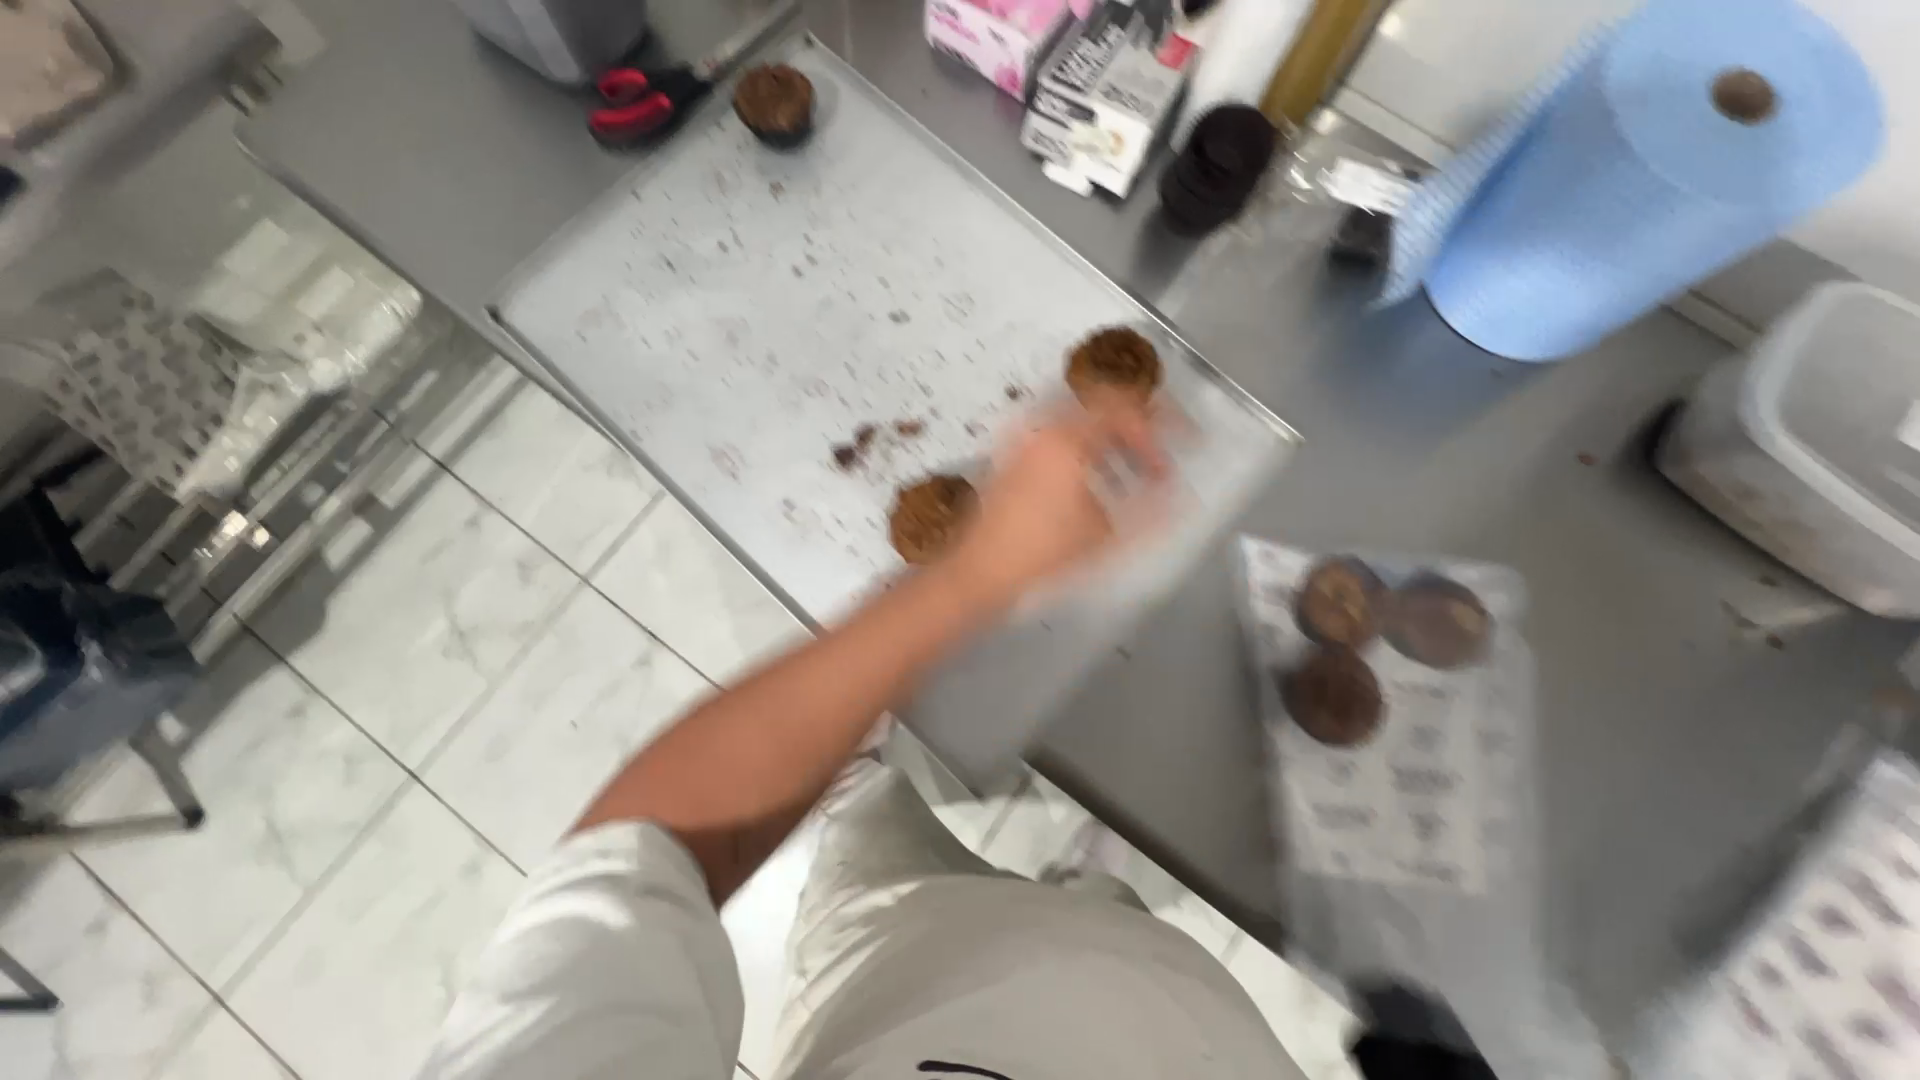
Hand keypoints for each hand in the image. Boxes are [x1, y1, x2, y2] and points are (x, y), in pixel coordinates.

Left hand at [942, 392, 1171, 606]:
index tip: (1177, 448)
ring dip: (1107, 438)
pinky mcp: (1008, 460)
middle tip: (1155, 451)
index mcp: (1067, 438)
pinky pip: (1054, 438)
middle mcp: (1041, 429)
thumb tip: (1179, 491)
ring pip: (1075, 422)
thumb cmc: (1044, 552)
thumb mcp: (1105, 534)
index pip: (1123, 408)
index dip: (1158, 425)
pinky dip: (1080, 449)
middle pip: (1098, 407)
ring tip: (1128, 468)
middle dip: (1133, 427)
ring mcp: (1020, 442)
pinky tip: (1091, 481)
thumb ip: (1149, 507)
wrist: (980, 571)